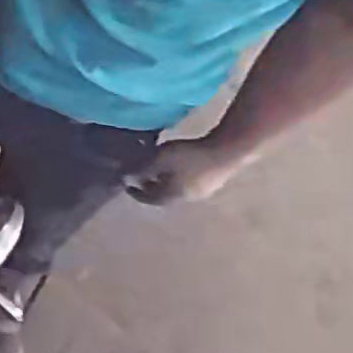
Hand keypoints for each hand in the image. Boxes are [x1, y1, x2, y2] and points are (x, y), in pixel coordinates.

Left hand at [125, 138, 248, 204]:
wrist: (225, 152)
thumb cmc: (189, 156)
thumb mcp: (160, 159)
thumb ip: (143, 169)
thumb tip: (127, 177)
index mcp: (176, 194)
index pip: (153, 199)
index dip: (138, 195)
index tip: (127, 188)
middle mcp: (190, 197)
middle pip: (166, 196)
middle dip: (150, 188)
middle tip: (138, 179)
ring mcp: (204, 192)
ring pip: (177, 190)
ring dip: (162, 183)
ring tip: (152, 171)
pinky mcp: (212, 183)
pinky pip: (186, 184)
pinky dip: (174, 179)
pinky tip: (172, 167)